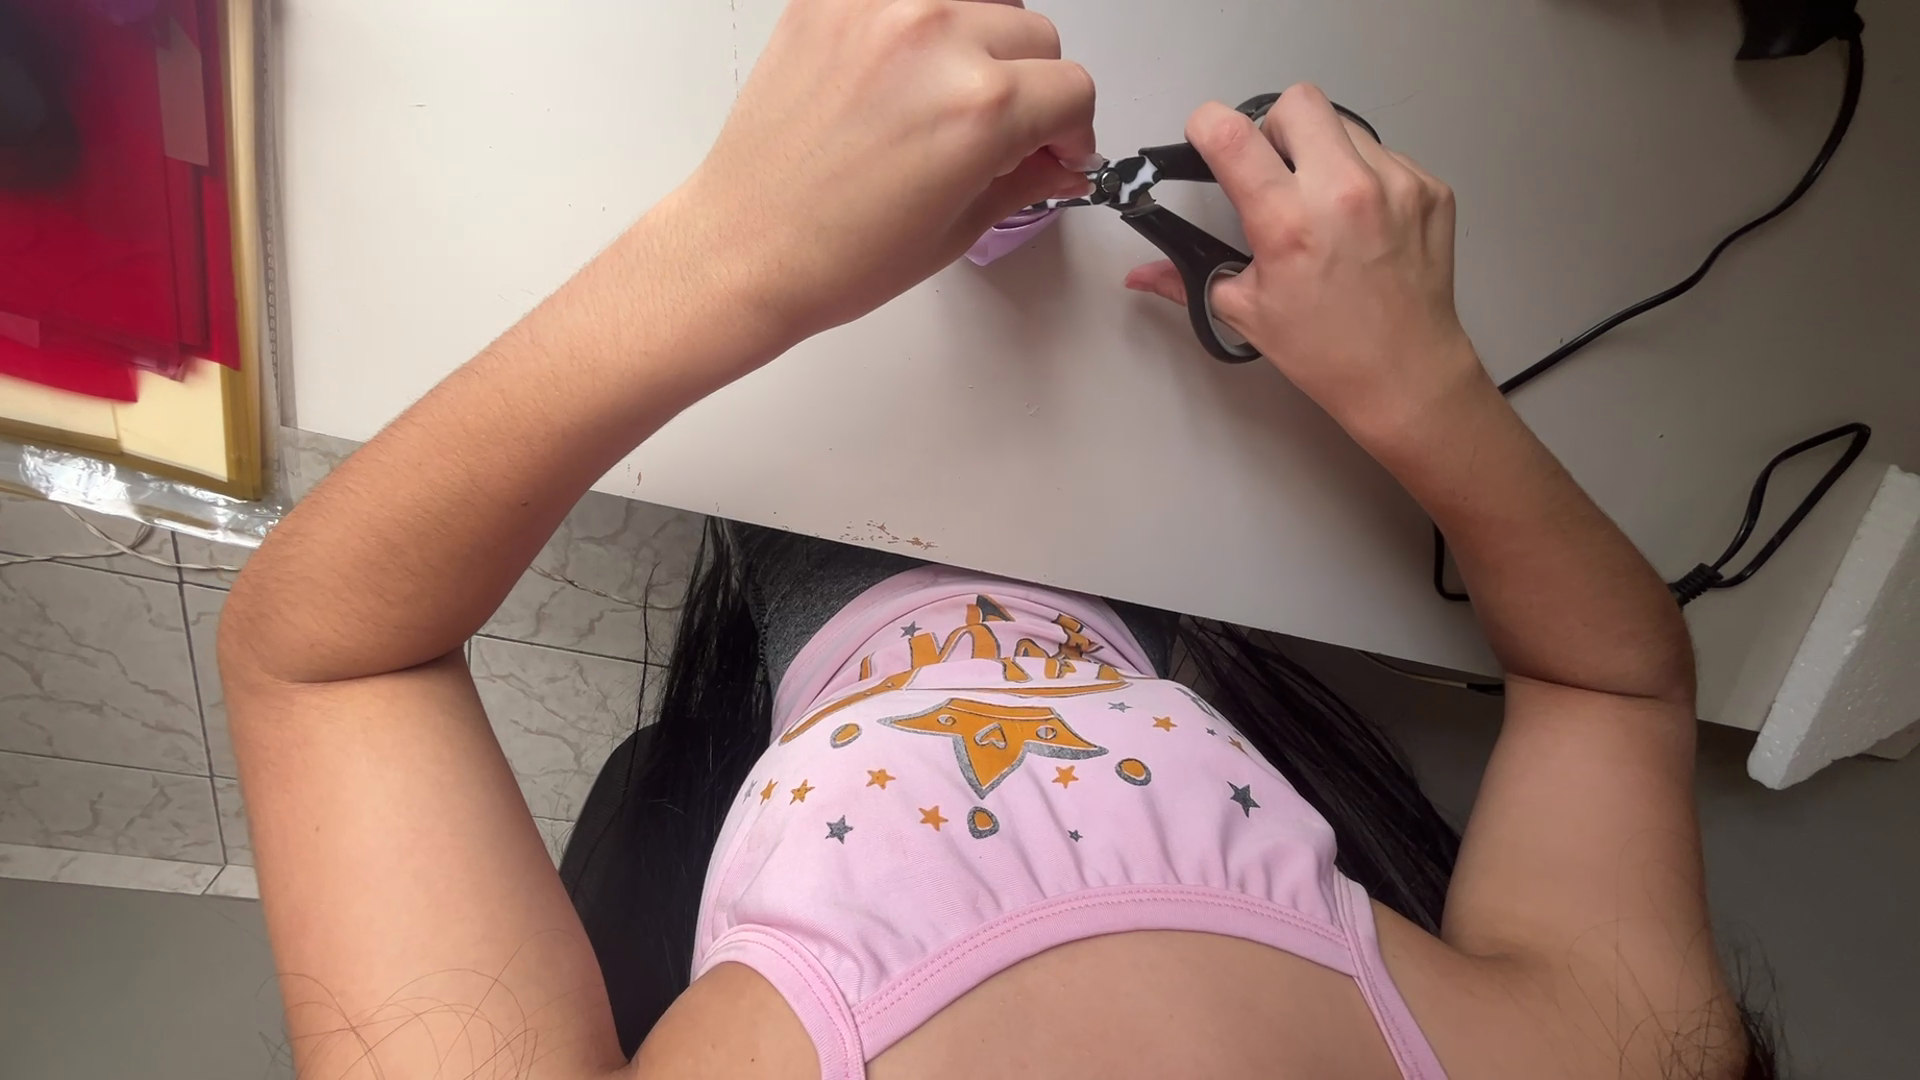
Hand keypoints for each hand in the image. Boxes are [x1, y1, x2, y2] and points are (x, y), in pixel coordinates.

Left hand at [669, 0, 1096, 350]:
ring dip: (988, 46)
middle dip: (1038, 90)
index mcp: (978, 109)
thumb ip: (1023, 182)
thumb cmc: (836, 258)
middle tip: (1011, 136)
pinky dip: (928, 28)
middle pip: (1038, 37)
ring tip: (957, 100)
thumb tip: (1062, 163)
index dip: (1075, 132)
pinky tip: (909, 75)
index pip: (1073, 91)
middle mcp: (935, 38)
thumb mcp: (955, 232)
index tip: (1059, 151)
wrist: (748, 249)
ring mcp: (880, 7)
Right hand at [1126, 84, 1484, 443]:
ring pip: (1342, 125)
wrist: (1402, 372)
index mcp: (1287, 224)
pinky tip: (1356, 223)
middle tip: (1270, 173)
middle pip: (1296, 102)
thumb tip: (1140, 275)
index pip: (1233, 136)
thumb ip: (1184, 281)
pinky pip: (1382, 154)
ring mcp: (1395, 182)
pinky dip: (1360, 176)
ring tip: (1317, 207)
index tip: (1203, 135)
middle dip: (1271, 129)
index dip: (1207, 125)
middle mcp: (1344, 191)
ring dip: (1318, 153)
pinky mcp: (1428, 187)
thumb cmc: (1322, 350)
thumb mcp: (1243, 312)